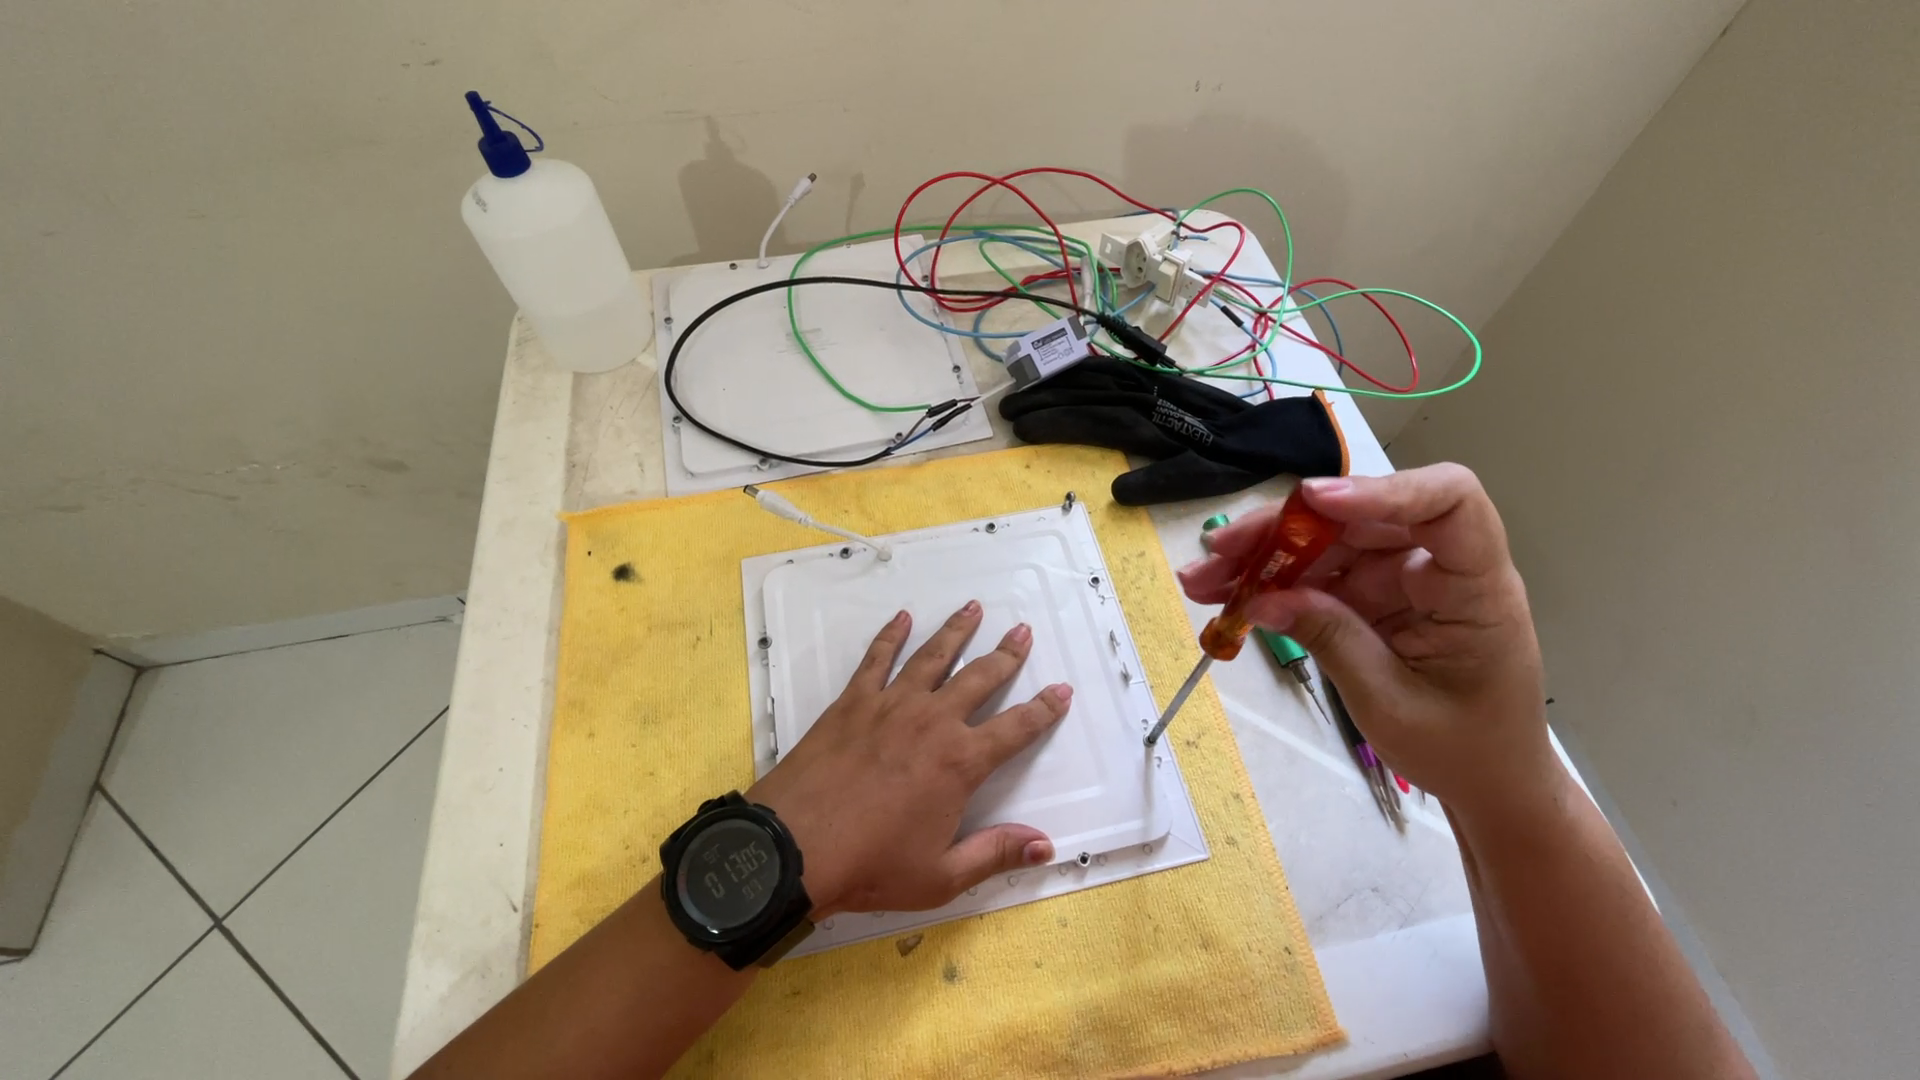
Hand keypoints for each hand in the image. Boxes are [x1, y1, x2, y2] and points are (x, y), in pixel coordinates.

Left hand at [746, 601, 1073, 918]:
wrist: (795, 846)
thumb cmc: (871, 865)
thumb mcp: (941, 877)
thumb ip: (995, 854)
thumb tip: (1045, 845)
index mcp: (961, 763)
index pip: (1016, 729)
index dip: (1044, 709)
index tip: (1062, 689)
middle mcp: (933, 722)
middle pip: (979, 678)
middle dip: (1006, 654)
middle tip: (1022, 631)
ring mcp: (891, 705)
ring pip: (933, 657)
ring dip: (956, 630)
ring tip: (974, 608)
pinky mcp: (853, 701)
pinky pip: (877, 658)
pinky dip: (891, 635)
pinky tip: (902, 617)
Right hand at [1177, 465, 1552, 812]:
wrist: (1485, 780)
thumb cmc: (1462, 747)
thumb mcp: (1391, 702)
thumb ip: (1332, 640)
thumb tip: (1261, 599)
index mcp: (1474, 586)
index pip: (1448, 503)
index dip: (1382, 490)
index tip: (1314, 502)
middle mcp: (1434, 565)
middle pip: (1357, 518)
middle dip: (1283, 529)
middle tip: (1219, 551)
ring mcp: (1397, 577)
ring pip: (1324, 542)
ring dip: (1260, 555)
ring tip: (1202, 579)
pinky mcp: (1369, 594)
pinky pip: (1313, 575)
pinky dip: (1268, 583)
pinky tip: (1224, 594)